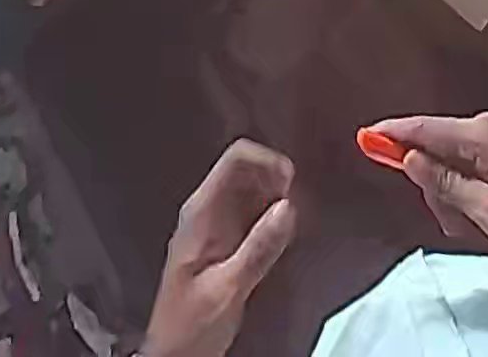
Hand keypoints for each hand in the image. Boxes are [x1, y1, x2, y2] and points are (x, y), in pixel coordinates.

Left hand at [142, 140, 298, 356]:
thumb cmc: (188, 328)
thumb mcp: (226, 290)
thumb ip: (257, 248)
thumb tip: (288, 207)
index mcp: (201, 211)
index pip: (235, 159)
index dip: (265, 160)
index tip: (290, 180)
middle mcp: (208, 209)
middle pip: (246, 168)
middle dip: (274, 177)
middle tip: (298, 200)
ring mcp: (217, 223)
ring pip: (251, 188)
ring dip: (275, 194)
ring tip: (296, 214)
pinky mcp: (227, 240)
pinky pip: (253, 211)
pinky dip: (272, 213)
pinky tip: (284, 232)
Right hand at [369, 113, 487, 286]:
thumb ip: (444, 182)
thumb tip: (408, 157)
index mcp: (480, 135)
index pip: (423, 128)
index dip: (391, 134)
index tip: (364, 137)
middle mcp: (486, 128)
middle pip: (435, 146)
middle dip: (430, 182)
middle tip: (448, 221)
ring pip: (451, 162)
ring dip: (449, 194)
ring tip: (470, 227)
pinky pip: (470, 169)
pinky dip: (465, 193)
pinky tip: (480, 218)